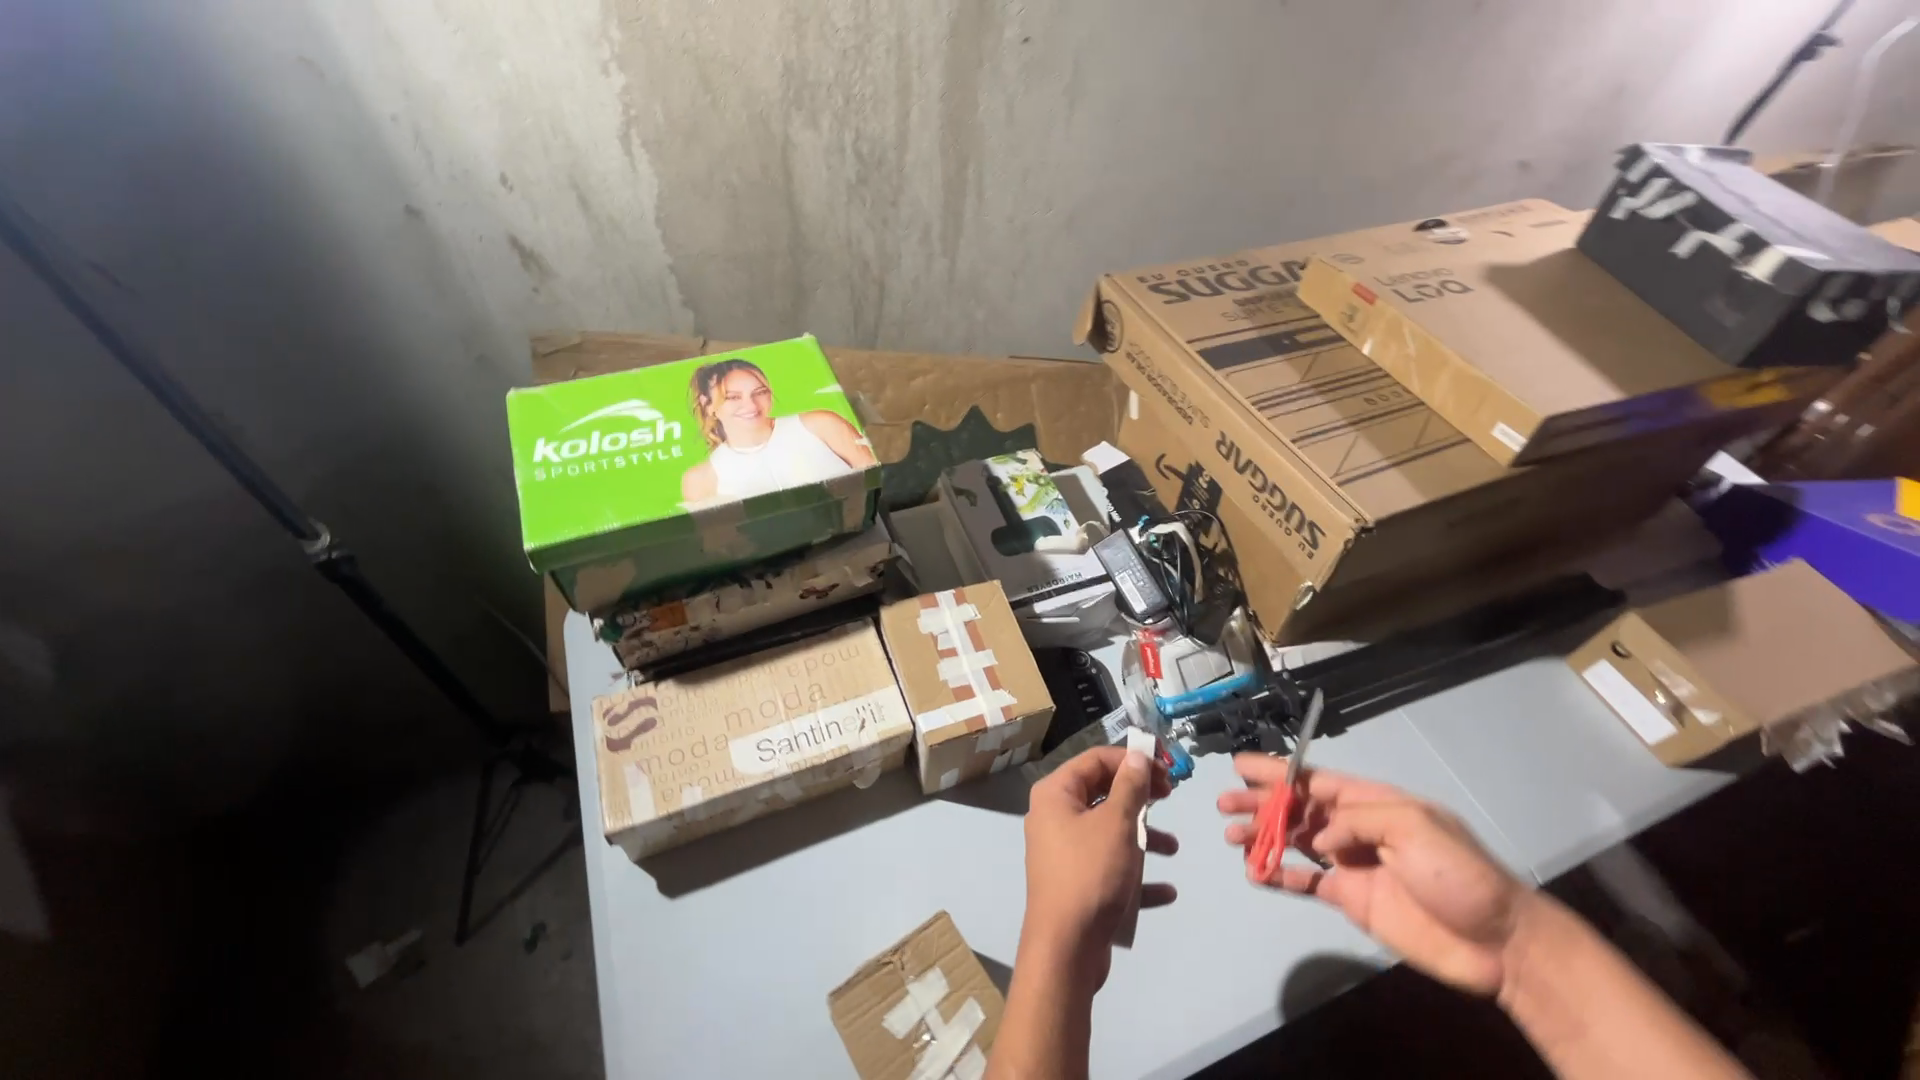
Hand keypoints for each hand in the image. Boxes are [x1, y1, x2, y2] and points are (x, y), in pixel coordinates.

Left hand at [1020, 746, 1176, 992]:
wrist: (1066, 948)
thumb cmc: (1090, 873)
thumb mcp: (1116, 823)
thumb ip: (1130, 786)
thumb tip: (1137, 755)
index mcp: (1056, 795)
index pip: (1095, 759)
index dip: (1131, 759)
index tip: (1166, 769)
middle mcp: (1055, 818)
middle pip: (1102, 793)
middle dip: (1139, 797)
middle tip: (1170, 798)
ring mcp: (1063, 853)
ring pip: (1109, 833)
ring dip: (1142, 836)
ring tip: (1172, 848)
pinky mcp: (1076, 884)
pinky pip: (1110, 869)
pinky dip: (1136, 876)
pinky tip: (1165, 890)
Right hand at [1218, 757, 1534, 996]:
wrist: (1498, 943)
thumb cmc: (1459, 873)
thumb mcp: (1415, 827)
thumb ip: (1358, 820)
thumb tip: (1318, 836)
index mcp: (1374, 803)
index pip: (1316, 781)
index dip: (1278, 772)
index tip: (1241, 766)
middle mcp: (1356, 829)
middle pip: (1298, 809)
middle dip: (1261, 803)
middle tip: (1225, 804)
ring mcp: (1351, 864)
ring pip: (1295, 843)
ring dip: (1262, 837)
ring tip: (1232, 838)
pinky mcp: (1351, 899)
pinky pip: (1305, 882)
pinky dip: (1278, 876)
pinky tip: (1255, 873)